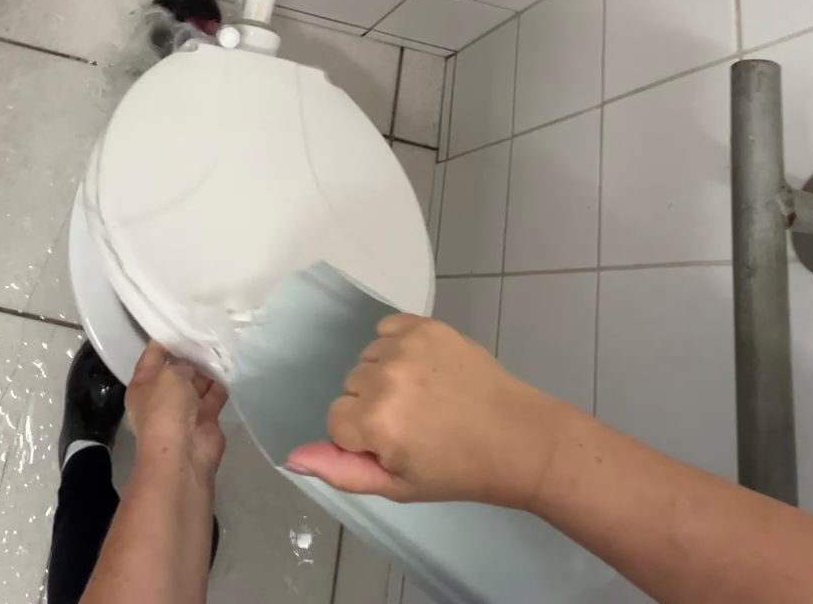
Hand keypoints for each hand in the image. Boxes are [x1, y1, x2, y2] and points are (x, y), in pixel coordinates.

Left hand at [127, 342, 228, 477]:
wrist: (184, 454)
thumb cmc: (167, 409)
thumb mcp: (170, 375)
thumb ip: (182, 363)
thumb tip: (194, 363)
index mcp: (144, 384)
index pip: (154, 354)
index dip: (168, 338)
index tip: (185, 320)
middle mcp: (163, 394)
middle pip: (178, 367)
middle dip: (192, 351)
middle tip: (210, 329)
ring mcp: (185, 408)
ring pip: (198, 380)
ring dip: (209, 366)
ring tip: (223, 342)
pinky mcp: (206, 418)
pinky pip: (214, 394)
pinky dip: (222, 382)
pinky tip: (232, 363)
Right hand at [284, 315, 573, 509]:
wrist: (519, 438)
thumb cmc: (458, 470)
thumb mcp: (399, 486)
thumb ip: (342, 471)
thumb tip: (293, 456)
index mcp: (377, 421)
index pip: (336, 419)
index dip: (362, 436)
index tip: (395, 445)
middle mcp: (385, 377)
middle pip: (350, 385)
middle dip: (371, 404)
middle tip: (413, 422)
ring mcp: (406, 347)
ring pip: (367, 357)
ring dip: (385, 374)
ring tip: (423, 395)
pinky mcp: (425, 325)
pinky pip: (386, 328)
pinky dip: (397, 345)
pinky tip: (424, 367)